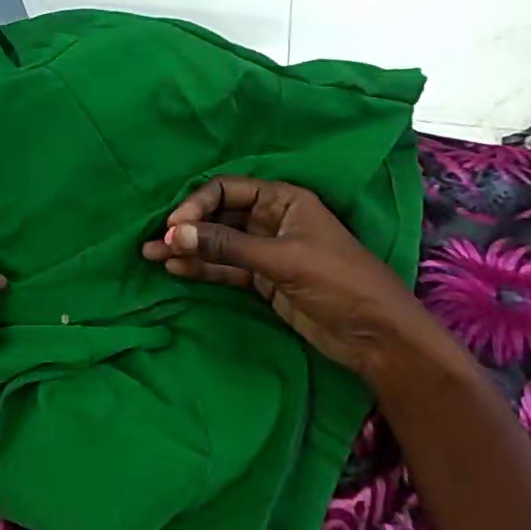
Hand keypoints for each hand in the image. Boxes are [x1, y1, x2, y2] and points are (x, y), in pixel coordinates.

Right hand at [141, 176, 437, 376]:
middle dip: (187, 228)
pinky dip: (202, 268)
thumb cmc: (339, 282)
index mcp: (282, 200)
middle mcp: (270, 219)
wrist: (378, 339)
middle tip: (154, 243)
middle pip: (219, 216)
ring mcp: (265, 250)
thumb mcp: (282, 259)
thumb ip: (227, 245)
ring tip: (152, 256)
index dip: (197, 204)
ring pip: (218, 243)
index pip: (227, 191)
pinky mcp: (263, 279)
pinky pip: (225, 267)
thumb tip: (174, 232)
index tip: (174, 226)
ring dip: (188, 249)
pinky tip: (176, 269)